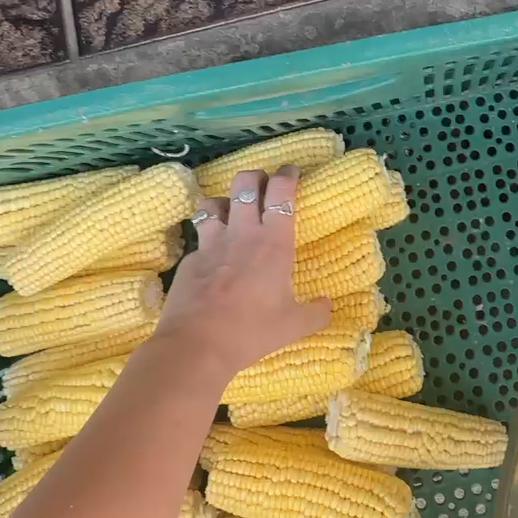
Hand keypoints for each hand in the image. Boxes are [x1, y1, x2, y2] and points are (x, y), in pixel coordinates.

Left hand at [153, 166, 331, 379]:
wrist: (196, 346)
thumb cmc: (251, 331)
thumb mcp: (293, 326)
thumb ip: (315, 313)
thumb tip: (328, 306)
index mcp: (273, 241)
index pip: (281, 191)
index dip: (287, 175)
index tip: (291, 172)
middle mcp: (242, 233)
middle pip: (245, 183)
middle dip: (255, 178)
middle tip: (263, 187)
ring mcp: (211, 243)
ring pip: (213, 202)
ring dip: (224, 203)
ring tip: (230, 214)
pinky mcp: (189, 260)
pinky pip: (199, 240)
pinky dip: (207, 241)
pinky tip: (211, 259)